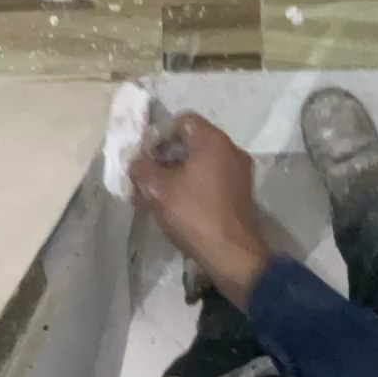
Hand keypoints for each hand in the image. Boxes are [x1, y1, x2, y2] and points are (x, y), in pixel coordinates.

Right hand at [130, 113, 269, 308]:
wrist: (232, 255)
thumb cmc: (194, 214)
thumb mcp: (157, 189)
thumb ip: (141, 168)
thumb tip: (136, 161)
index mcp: (213, 141)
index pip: (182, 121)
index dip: (159, 135)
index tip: (145, 156)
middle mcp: (230, 150)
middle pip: (191, 142)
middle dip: (164, 158)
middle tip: (145, 178)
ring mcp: (239, 172)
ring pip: (200, 163)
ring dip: (175, 174)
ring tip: (154, 196)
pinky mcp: (240, 193)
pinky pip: (211, 180)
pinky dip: (192, 186)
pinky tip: (174, 206)